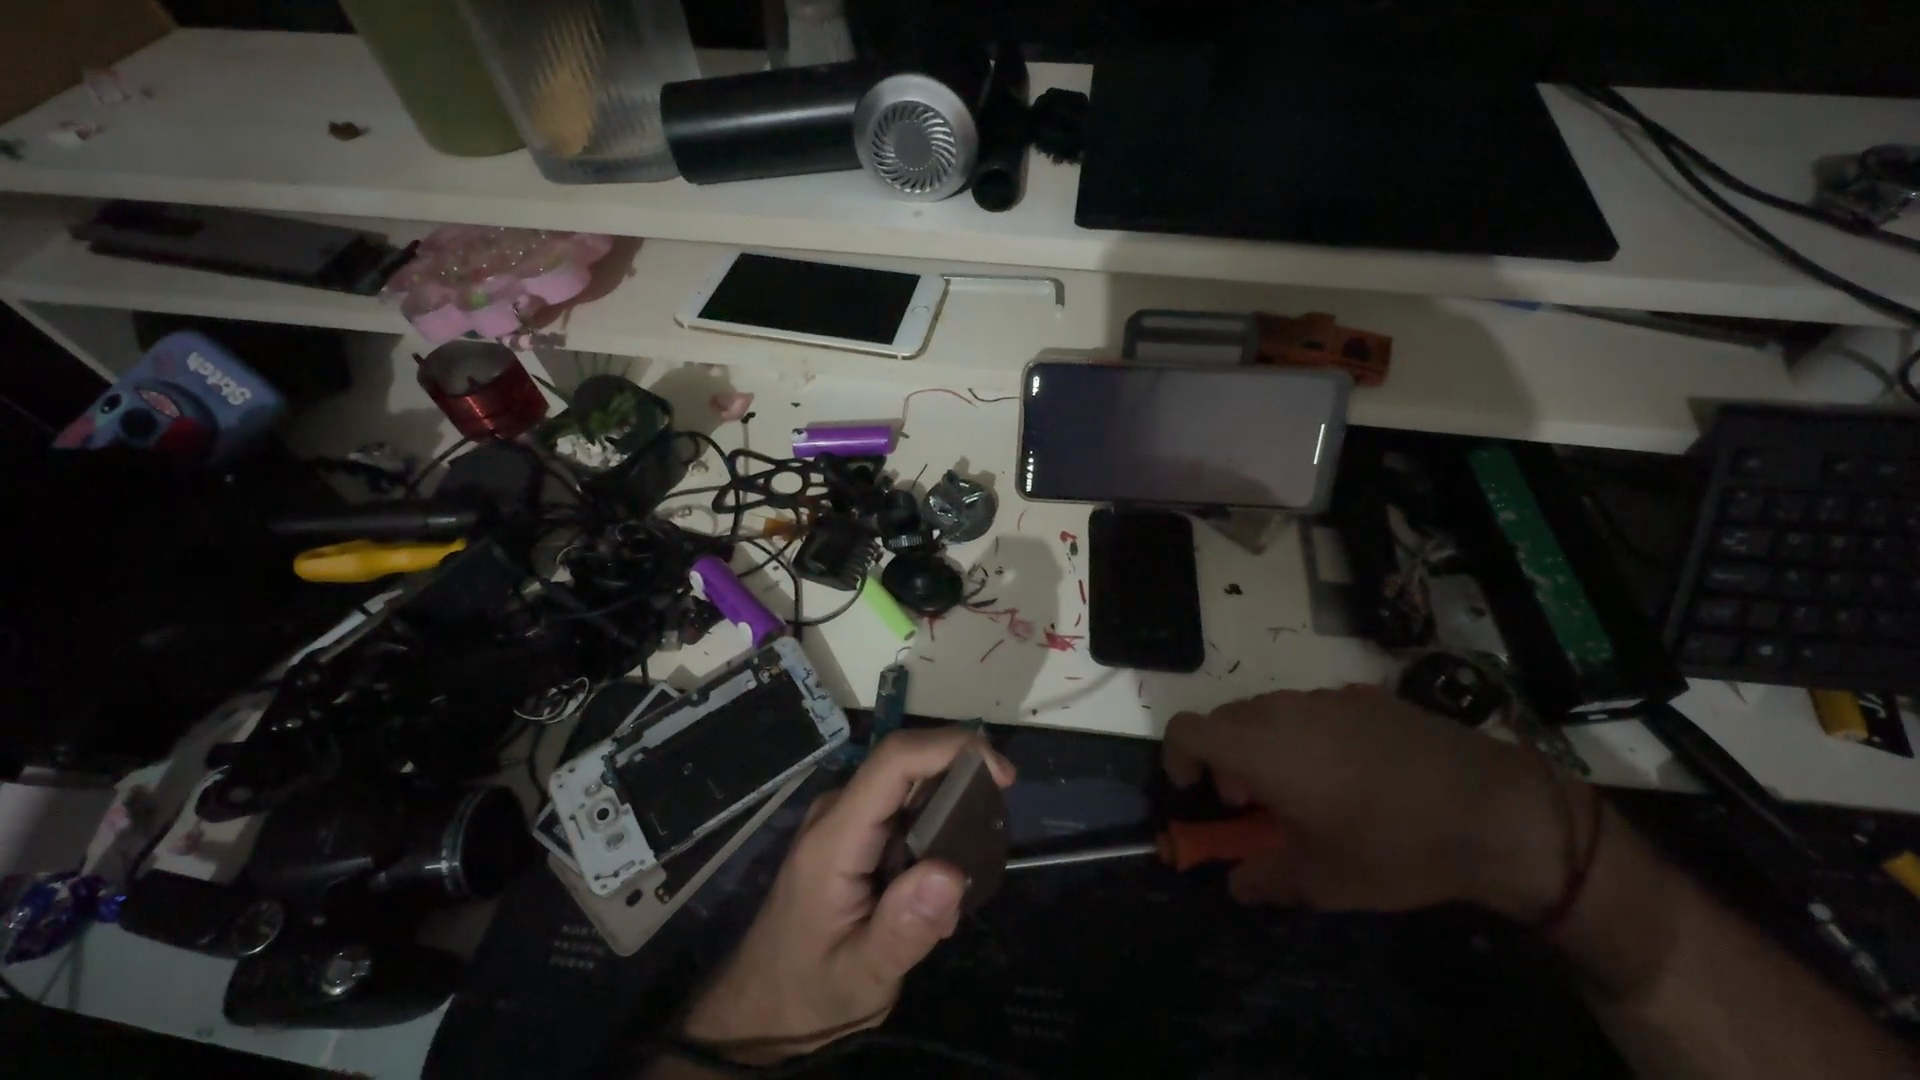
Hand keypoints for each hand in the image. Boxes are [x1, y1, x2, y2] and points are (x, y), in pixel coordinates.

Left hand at [680, 728, 1016, 1063]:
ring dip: (948, 824)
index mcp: (835, 838)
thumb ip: (904, 929)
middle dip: (961, 789)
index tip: (1003, 775)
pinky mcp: (852, 837)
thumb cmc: (809, 992)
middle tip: (988, 849)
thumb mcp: (862, 976)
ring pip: (910, 791)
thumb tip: (950, 873)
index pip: (894, 762)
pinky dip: (933, 841)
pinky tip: (931, 900)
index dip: (951, 749)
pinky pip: (903, 815)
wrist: (762, 1008)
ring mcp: (843, 823)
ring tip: (957, 893)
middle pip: (908, 767)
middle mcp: (838, 815)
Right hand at [1164, 685, 1576, 919]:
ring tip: (1301, 790)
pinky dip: (1306, 736)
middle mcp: (1285, 711)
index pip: (1187, 729)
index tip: (1194, 791)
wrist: (1495, 811)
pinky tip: (1350, 775)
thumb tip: (1238, 883)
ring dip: (1263, 745)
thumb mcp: (1323, 881)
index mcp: (1260, 749)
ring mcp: (1328, 699)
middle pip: (1226, 719)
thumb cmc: (1393, 847)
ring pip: (1270, 711)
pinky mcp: (1367, 697)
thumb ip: (1265, 878)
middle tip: (1248, 801)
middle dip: (1222, 758)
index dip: (1176, 757)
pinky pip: (1313, 710)